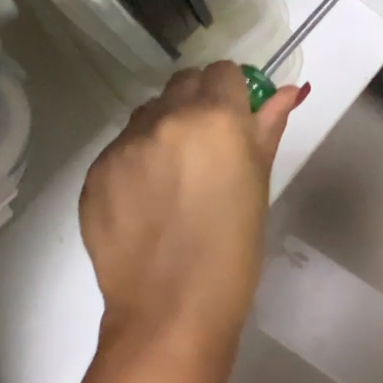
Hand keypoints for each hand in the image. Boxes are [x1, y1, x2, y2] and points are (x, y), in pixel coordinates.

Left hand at [80, 61, 307, 352]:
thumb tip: (287, 92)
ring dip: (163, 129)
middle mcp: (166, 118)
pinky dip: (135, 163)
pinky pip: (120, 149)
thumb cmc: (233, 250)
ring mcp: (124, 144)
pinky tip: (145, 203)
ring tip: (173, 179)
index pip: (223, 72)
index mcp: (215, 117)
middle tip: (206, 149)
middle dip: (197, 103)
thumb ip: (267, 128)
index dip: (232, 93)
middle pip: (183, 84)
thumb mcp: (258, 183)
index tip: (235, 121)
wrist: (171, 310)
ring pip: (148, 113)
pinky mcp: (95, 171)